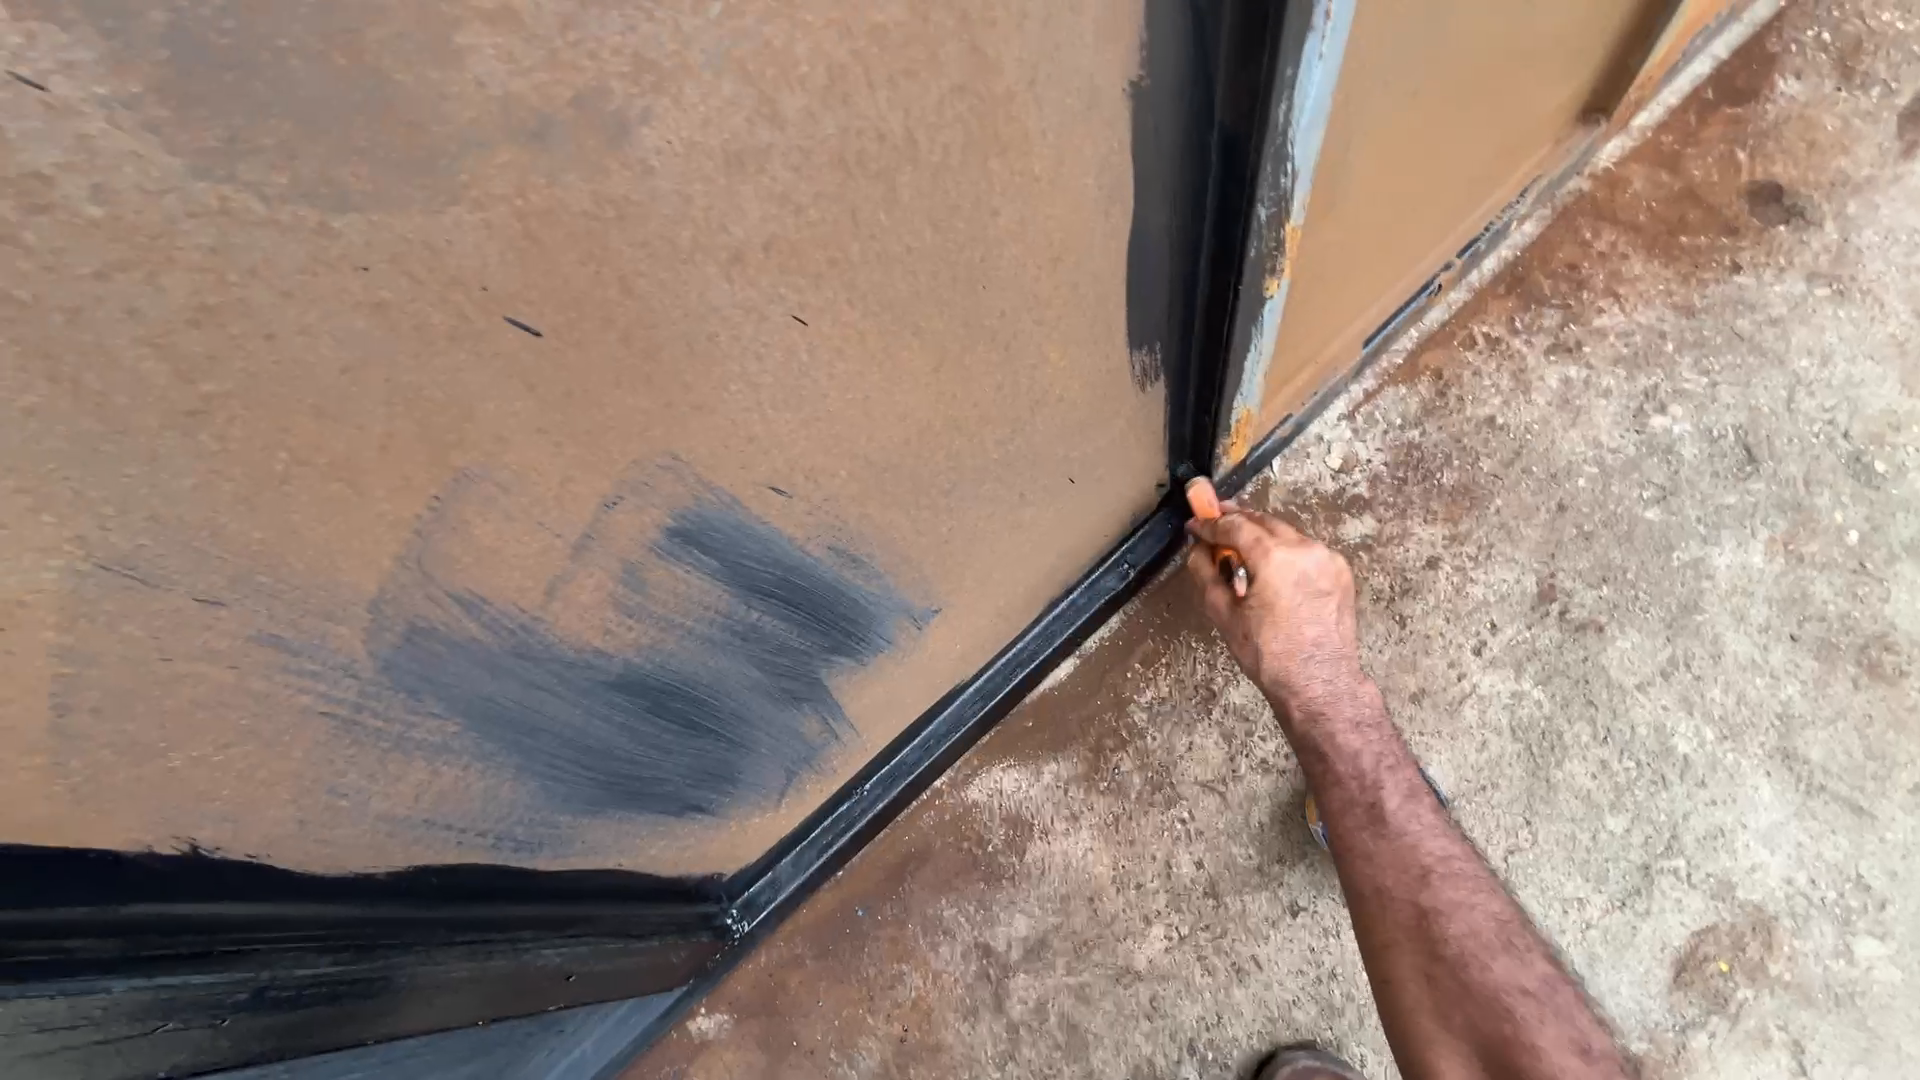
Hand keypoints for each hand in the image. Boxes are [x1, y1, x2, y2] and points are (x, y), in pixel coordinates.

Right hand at [1185, 504, 1367, 724]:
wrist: (1318, 682)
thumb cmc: (1268, 654)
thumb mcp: (1223, 614)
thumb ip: (1206, 573)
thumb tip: (1198, 551)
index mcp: (1276, 558)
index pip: (1236, 526)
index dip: (1210, 523)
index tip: (1195, 524)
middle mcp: (1306, 549)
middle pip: (1263, 521)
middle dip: (1236, 520)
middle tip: (1213, 522)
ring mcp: (1328, 559)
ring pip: (1286, 533)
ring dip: (1261, 535)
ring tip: (1239, 545)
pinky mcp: (1340, 572)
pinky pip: (1305, 550)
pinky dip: (1284, 550)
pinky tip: (1270, 565)